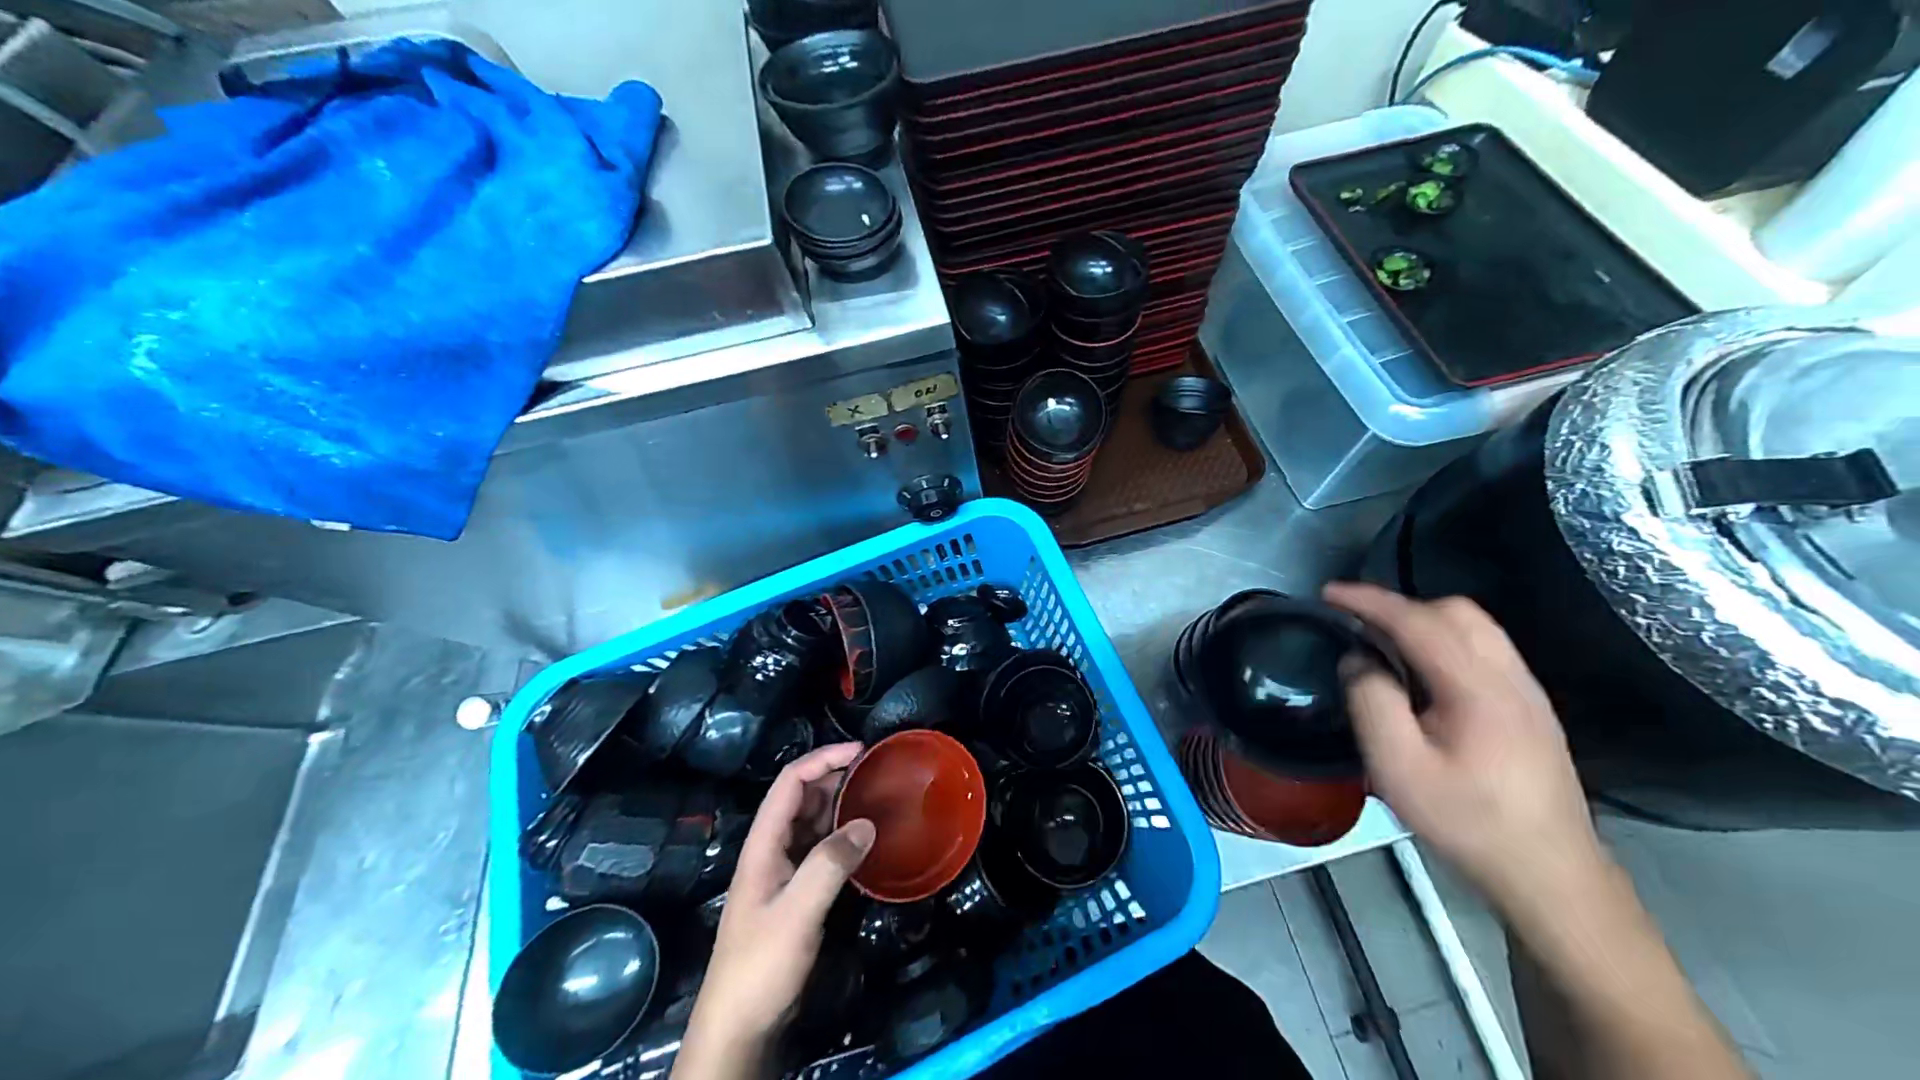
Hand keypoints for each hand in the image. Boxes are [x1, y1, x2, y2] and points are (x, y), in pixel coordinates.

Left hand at [676, 743, 875, 1079]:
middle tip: (876, 775)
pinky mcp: (792, 893)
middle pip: (801, 798)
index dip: (823, 759)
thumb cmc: (761, 964)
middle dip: (835, 778)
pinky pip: (818, 849)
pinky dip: (840, 835)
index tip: (861, 751)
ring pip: (810, 823)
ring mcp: (780, 872)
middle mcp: (770, 850)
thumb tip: (866, 823)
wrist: (737, 1026)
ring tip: (875, 799)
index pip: (790, 783)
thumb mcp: (798, 913)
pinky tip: (863, 841)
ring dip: (839, 805)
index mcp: (763, 844)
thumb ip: (830, 864)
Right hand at [1323, 583, 1608, 916]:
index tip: (1328, 593)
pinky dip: (1445, 641)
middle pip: (1456, 612)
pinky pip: (1485, 650)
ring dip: (1425, 621)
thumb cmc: (1466, 820)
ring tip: (1384, 641)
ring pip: (1476, 628)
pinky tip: (1423, 674)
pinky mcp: (1532, 711)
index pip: (1418, 621)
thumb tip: (1357, 660)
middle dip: (1400, 606)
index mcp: (1477, 687)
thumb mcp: (1399, 767)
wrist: (1549, 874)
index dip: (1369, 601)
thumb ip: (1371, 703)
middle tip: (1357, 623)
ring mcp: (1528, 693)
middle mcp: (1510, 678)